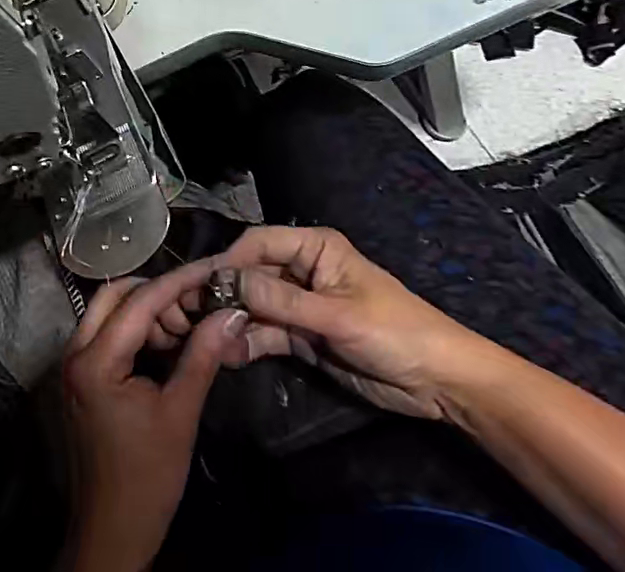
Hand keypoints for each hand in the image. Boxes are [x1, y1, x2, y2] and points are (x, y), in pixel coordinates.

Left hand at [60, 259, 250, 571]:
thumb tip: (233, 311)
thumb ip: (204, 354)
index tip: (215, 268)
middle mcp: (76, 353)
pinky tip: (170, 344)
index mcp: (95, 362)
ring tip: (188, 331)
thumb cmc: (147, 478)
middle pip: (117, 294)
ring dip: (150, 310)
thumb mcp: (181, 412)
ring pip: (112, 311)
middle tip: (198, 306)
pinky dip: (140, 329)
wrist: (111, 532)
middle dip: (160, 292)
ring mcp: (74, 364)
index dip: (181, 281)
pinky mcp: (82, 376)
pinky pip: (110, 332)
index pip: (141, 301)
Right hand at [218, 226, 494, 419]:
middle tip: (188, 313)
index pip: (259, 243)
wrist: (436, 380)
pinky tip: (226, 355)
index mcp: (315, 248)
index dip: (228, 261)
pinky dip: (247, 343)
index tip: (199, 286)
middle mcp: (301, 269)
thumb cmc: (394, 331)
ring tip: (202, 339)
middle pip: (250, 274)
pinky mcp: (301, 336)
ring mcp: (300, 304)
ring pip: (254, 306)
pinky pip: (266, 334)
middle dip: (223, 293)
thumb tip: (227, 280)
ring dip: (230, 321)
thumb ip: (282, 299)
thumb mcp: (337, 315)